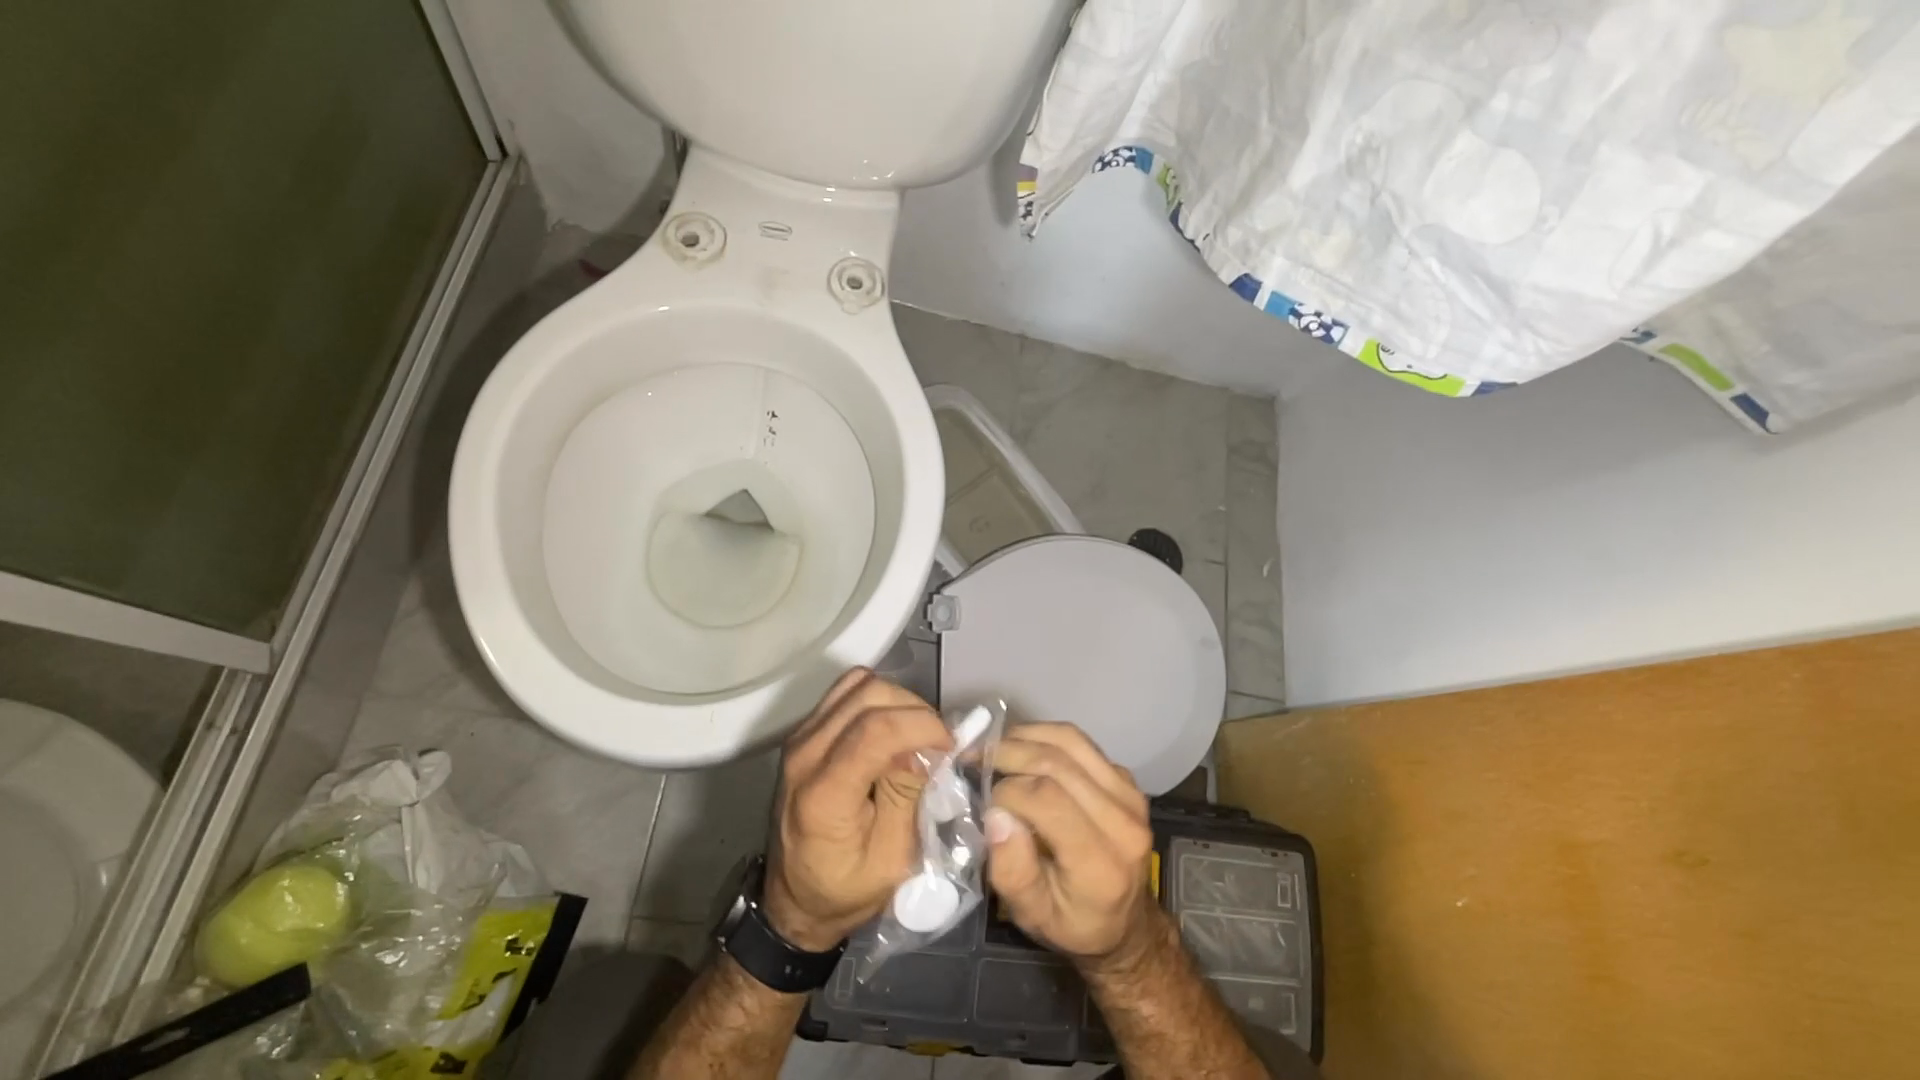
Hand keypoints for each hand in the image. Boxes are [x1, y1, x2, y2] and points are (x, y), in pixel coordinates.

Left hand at [763, 669, 952, 951]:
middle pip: (868, 695)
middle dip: (914, 710)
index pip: (875, 729)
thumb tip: (925, 747)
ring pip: (857, 685)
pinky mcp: (803, 734)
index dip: (922, 725)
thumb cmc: (845, 890)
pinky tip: (892, 733)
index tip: (950, 745)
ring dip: (896, 702)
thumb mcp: (892, 860)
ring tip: (916, 736)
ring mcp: (800, 739)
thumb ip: (906, 796)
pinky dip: (877, 702)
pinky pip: (845, 695)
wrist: (794, 901)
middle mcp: (804, 755)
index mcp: (824, 794)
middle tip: (937, 743)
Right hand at [985, 723, 1158, 966]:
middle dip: (1008, 755)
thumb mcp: (1031, 915)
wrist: (1126, 924)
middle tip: (975, 759)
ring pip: (1071, 742)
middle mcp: (1123, 822)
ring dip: (1025, 737)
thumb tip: (995, 815)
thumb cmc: (1073, 924)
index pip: (1047, 799)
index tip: (982, 801)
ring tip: (995, 749)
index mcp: (1100, 863)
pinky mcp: (1127, 782)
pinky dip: (1046, 739)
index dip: (1006, 791)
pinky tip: (1023, 752)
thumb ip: (1011, 870)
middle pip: (1057, 764)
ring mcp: (1130, 796)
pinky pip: (1083, 745)